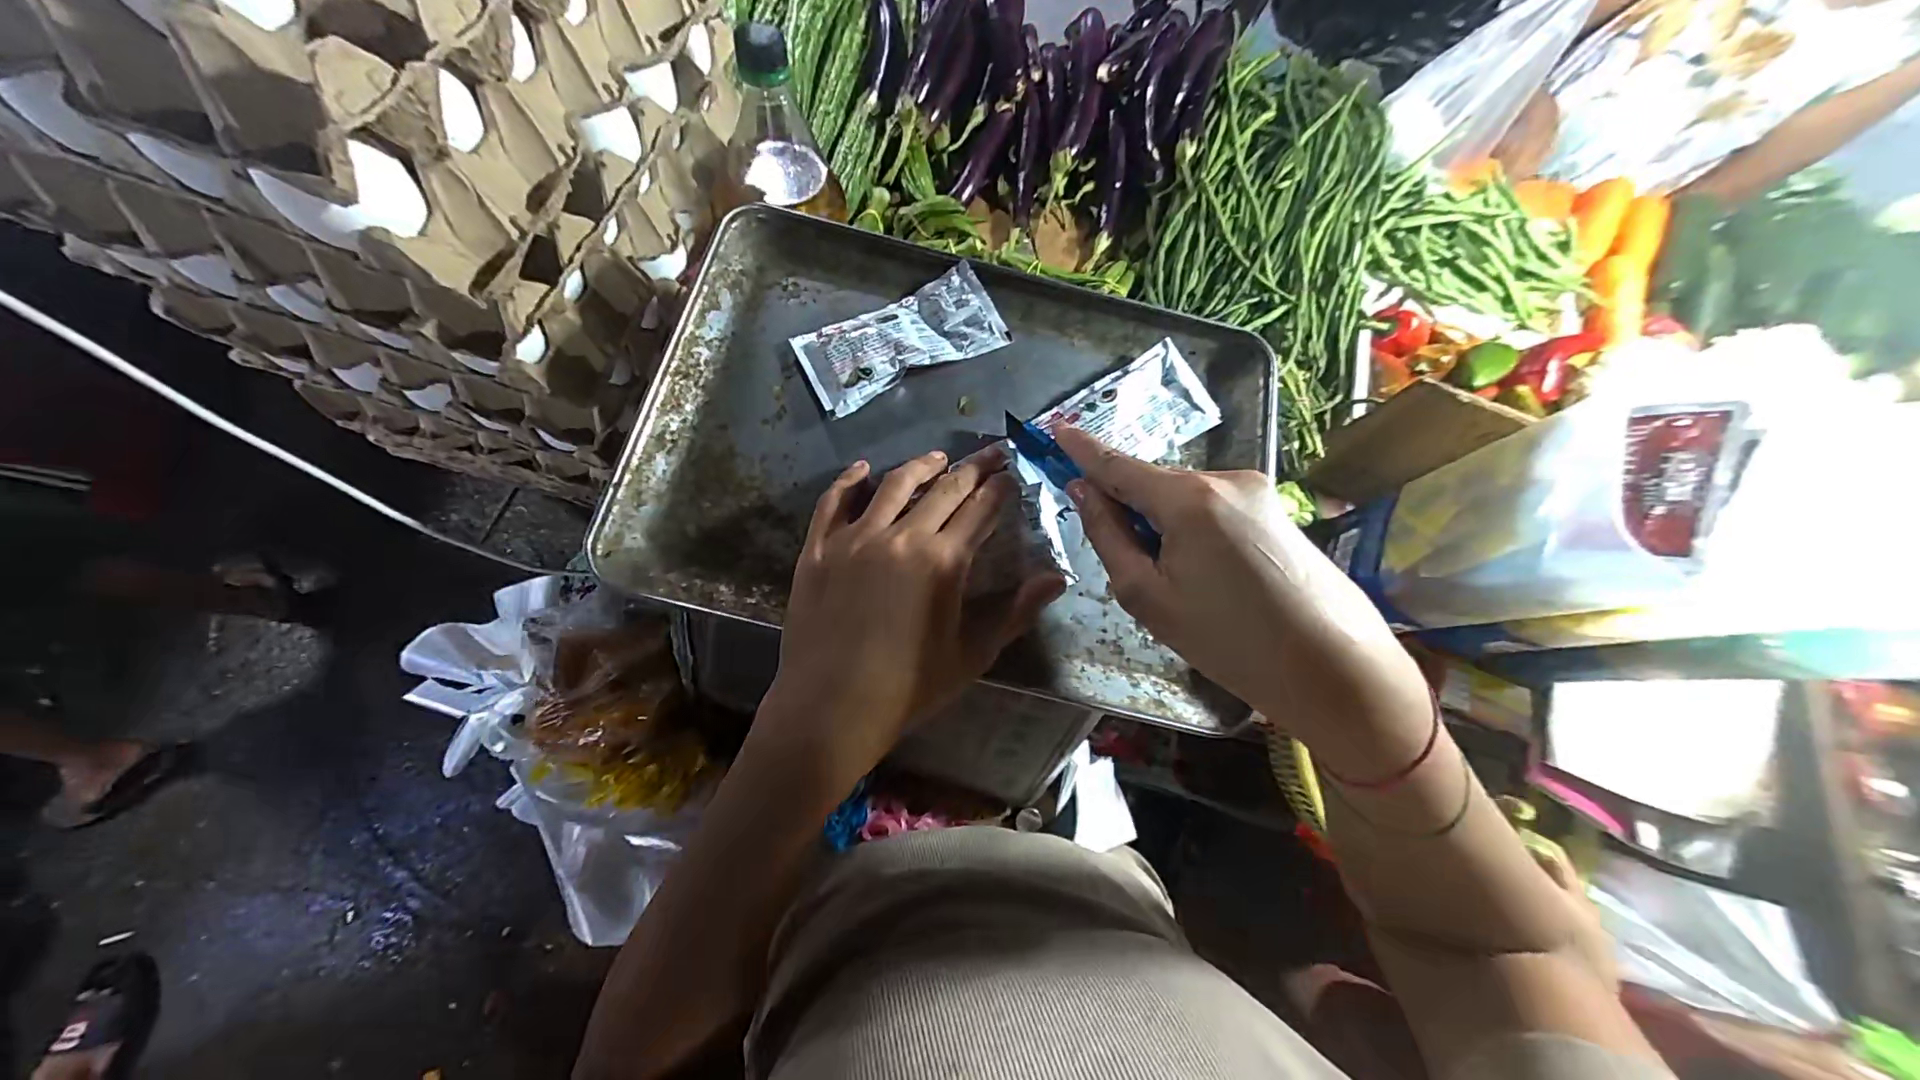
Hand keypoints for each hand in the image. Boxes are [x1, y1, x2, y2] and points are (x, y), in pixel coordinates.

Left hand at [757, 447, 1064, 779]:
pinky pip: (834, 501)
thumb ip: (1014, 611)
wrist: (831, 708)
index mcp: (943, 561)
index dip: (999, 488)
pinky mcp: (818, 548)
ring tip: (938, 458)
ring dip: (921, 466)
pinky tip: (863, 469)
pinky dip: (850, 480)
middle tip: (990, 454)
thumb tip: (1056, 578)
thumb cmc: (909, 688)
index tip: (1010, 475)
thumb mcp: (971, 653)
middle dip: (973, 468)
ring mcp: (854, 538)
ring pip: (892, 485)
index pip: (980, 509)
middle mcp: (900, 537)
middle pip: (944, 489)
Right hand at [1054, 427, 1426, 738]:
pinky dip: (1193, 533)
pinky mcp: (1275, 510)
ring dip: (1164, 528)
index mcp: (1188, 498)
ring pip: (1184, 500)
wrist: (1337, 669)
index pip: (1118, 464)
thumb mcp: (1148, 596)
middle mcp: (1224, 479)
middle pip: (1153, 484)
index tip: (1055, 428)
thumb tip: (1084, 492)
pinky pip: (1213, 510)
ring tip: (1182, 588)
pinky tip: (1212, 580)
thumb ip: (1108, 536)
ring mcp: (1257, 491)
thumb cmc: (1230, 640)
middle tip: (1131, 568)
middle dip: (1129, 510)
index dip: (1082, 449)